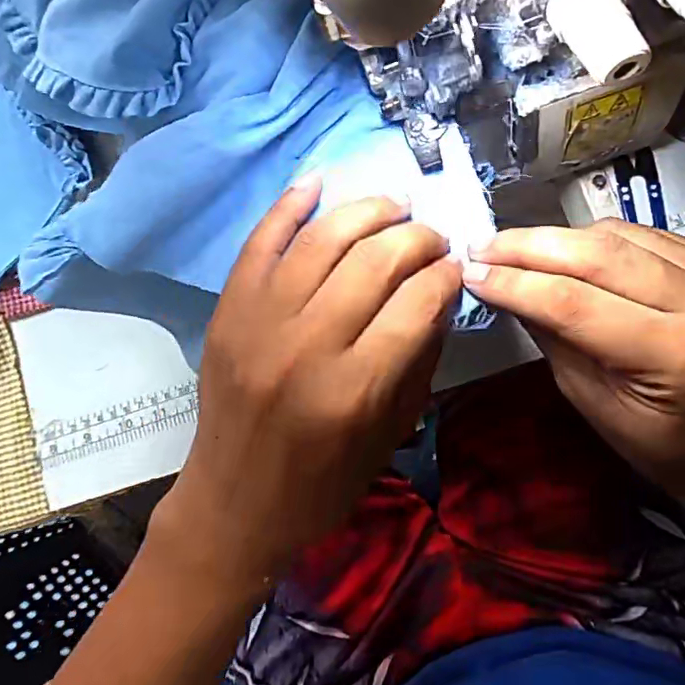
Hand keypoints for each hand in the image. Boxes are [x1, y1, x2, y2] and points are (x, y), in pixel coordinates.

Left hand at [153, 177, 462, 591]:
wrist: (235, 502)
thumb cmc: (324, 482)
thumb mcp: (392, 431)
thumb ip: (421, 356)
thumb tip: (441, 290)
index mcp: (355, 388)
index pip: (417, 300)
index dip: (446, 273)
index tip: (456, 266)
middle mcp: (306, 345)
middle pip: (375, 259)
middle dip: (417, 237)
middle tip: (433, 238)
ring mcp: (259, 321)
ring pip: (322, 238)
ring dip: (367, 210)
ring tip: (394, 207)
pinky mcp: (228, 310)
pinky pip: (259, 241)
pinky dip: (289, 205)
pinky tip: (319, 181)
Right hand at [462, 220, 684, 502]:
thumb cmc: (658, 441)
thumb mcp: (590, 399)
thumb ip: (551, 333)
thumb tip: (501, 282)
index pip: (581, 305)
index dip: (518, 284)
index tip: (472, 272)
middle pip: (604, 256)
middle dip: (532, 247)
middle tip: (484, 247)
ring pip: (622, 237)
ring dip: (559, 238)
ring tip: (515, 248)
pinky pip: (646, 236)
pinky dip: (596, 240)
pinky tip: (566, 249)